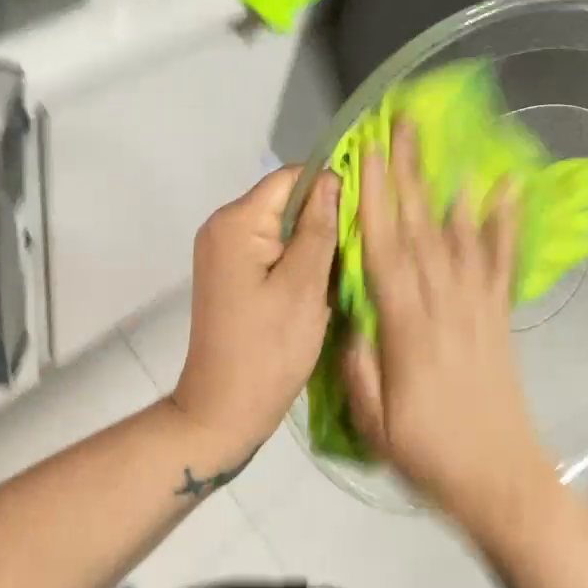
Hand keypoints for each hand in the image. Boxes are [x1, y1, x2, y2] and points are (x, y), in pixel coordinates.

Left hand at [170, 166, 339, 458]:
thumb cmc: (268, 349)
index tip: (365, 210)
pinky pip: (268, 246)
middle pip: (284, 198)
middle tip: (359, 242)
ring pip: (279, 223)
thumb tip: (334, 177)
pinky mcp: (228, 270)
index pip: (291, 177)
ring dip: (311, 238)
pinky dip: (294, 256)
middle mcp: (222, 225)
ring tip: (344, 264)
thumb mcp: (304, 286)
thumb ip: (320, 227)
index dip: (330, 185)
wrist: (222, 410)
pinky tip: (318, 281)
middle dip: (322, 215)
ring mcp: (221, 248)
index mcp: (236, 222)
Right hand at [343, 122, 557, 517]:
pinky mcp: (499, 314)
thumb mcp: (376, 424)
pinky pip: (502, 262)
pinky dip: (504, 222)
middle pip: (421, 227)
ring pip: (458, 235)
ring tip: (444, 140)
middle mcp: (444, 305)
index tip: (367, 156)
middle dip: (408, 172)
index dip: (375, 199)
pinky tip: (507, 187)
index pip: (384, 251)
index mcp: (406, 328)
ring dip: (449, 183)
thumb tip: (349, 319)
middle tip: (401, 125)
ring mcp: (477, 306)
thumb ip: (359, 368)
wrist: (502, 481)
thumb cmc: (430, 455)